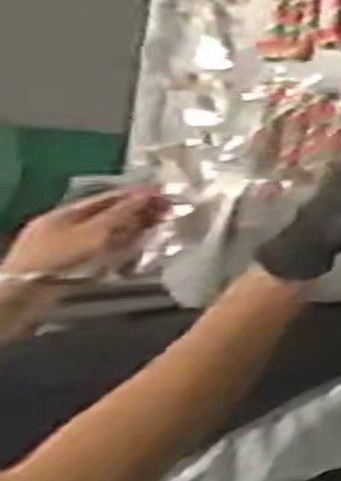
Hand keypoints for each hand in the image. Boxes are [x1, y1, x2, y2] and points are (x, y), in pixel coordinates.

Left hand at [0, 188, 167, 279]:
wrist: (29, 291)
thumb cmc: (60, 256)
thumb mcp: (94, 231)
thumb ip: (123, 211)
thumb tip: (149, 193)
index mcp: (64, 213)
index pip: (107, 197)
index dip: (136, 193)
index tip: (165, 190)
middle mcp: (65, 224)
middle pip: (109, 212)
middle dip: (139, 209)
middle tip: (170, 207)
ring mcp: (69, 241)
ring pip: (110, 227)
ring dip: (136, 224)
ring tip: (161, 222)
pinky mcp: (76, 257)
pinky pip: (107, 242)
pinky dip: (126, 238)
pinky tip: (142, 240)